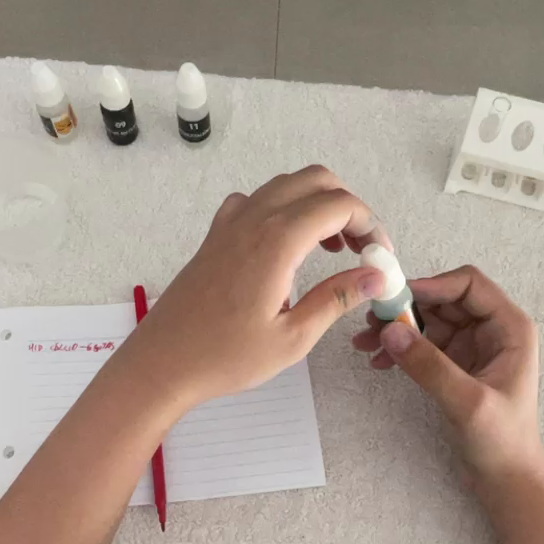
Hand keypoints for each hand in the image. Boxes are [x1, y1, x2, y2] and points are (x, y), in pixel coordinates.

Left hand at [114, 166, 390, 409]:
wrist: (162, 363)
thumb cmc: (225, 357)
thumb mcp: (293, 337)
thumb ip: (337, 298)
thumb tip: (377, 276)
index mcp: (277, 241)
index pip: (340, 205)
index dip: (370, 225)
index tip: (381, 257)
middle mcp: (253, 219)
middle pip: (316, 180)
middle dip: (348, 207)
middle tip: (361, 249)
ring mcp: (230, 223)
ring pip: (286, 186)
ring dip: (317, 205)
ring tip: (332, 249)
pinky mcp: (215, 235)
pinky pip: (257, 201)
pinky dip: (284, 209)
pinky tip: (287, 248)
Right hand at [351, 265, 543, 487]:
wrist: (506, 479)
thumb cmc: (502, 441)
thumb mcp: (466, 402)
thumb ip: (429, 366)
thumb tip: (390, 331)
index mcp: (510, 328)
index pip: (469, 285)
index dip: (432, 285)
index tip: (395, 298)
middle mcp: (491, 330)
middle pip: (443, 300)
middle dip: (406, 308)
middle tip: (370, 322)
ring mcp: (471, 347)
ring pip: (428, 321)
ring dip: (397, 328)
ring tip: (365, 343)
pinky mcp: (454, 365)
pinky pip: (423, 344)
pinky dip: (400, 348)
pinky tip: (379, 362)